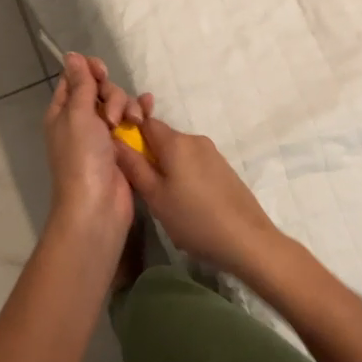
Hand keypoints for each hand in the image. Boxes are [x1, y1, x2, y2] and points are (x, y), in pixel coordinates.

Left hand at [43, 53, 150, 241]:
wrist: (99, 207)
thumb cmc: (82, 158)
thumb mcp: (77, 115)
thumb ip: (80, 84)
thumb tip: (70, 55)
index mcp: (63, 112)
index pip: (74, 79)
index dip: (89, 71)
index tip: (102, 72)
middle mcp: (81, 121)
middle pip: (100, 90)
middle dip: (111, 95)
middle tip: (111, 117)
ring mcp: (103, 135)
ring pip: (118, 104)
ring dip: (127, 106)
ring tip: (133, 122)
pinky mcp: (123, 147)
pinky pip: (132, 121)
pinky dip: (140, 113)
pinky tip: (149, 108)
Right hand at [113, 116, 284, 275]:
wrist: (248, 240)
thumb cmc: (194, 219)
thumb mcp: (156, 197)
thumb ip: (133, 166)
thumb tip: (113, 142)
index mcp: (175, 141)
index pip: (144, 121)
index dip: (130, 133)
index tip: (124, 157)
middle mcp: (194, 139)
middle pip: (162, 137)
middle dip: (149, 156)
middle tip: (145, 188)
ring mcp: (213, 153)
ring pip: (179, 152)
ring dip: (168, 167)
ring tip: (168, 200)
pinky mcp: (224, 168)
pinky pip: (194, 163)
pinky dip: (185, 175)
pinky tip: (189, 203)